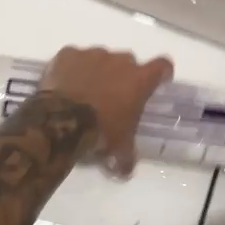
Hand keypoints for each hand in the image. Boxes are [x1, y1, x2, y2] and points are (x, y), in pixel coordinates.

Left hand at [39, 46, 172, 176]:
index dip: (161, 73)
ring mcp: (93, 54)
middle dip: (122, 75)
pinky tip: (64, 83)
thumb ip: (127, 156)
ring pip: (100, 58)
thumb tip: (127, 171)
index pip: (163, 66)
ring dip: (96, 70)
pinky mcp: (68, 54)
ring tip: (84, 91)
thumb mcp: (120, 147)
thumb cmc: (101, 131)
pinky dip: (71, 67)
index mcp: (140, 80)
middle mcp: (120, 60)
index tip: (158, 81)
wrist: (62, 121)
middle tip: (112, 95)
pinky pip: (73, 57)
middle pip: (128, 62)